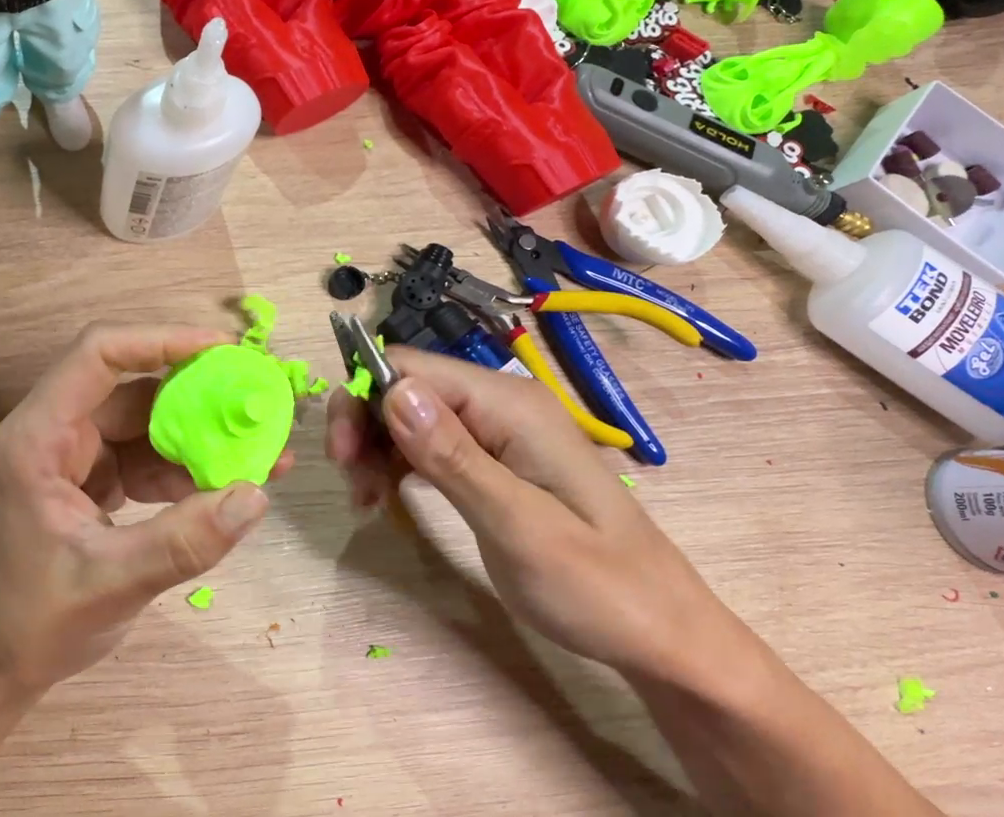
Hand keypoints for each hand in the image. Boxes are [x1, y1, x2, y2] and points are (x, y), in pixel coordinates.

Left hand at [0, 323, 287, 695]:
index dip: (159, 340)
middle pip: (129, 387)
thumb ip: (184, 541)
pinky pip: (141, 457)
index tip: (222, 350)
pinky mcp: (87, 482)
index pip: (97, 355)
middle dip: (194, 394)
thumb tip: (255, 496)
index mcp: (37, 438)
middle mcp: (52, 433)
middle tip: (255, 403)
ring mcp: (70, 457)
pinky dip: (181, 468)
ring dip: (195, 435)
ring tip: (257, 451)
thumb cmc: (33, 621)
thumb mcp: (112, 582)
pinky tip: (224, 485)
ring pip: (141, 423)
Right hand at [325, 347, 750, 686]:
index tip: (341, 457)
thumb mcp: (519, 527)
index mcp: (510, 406)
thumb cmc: (598, 588)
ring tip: (364, 500)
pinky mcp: (491, 461)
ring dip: (374, 449)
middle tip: (351, 483)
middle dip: (363, 426)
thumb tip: (392, 391)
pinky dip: (395, 466)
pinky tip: (383, 498)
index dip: (364, 399)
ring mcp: (497, 433)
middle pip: (404, 388)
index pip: (411, 368)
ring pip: (407, 415)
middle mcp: (500, 406)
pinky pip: (425, 444)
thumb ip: (454, 457)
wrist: (662, 636)